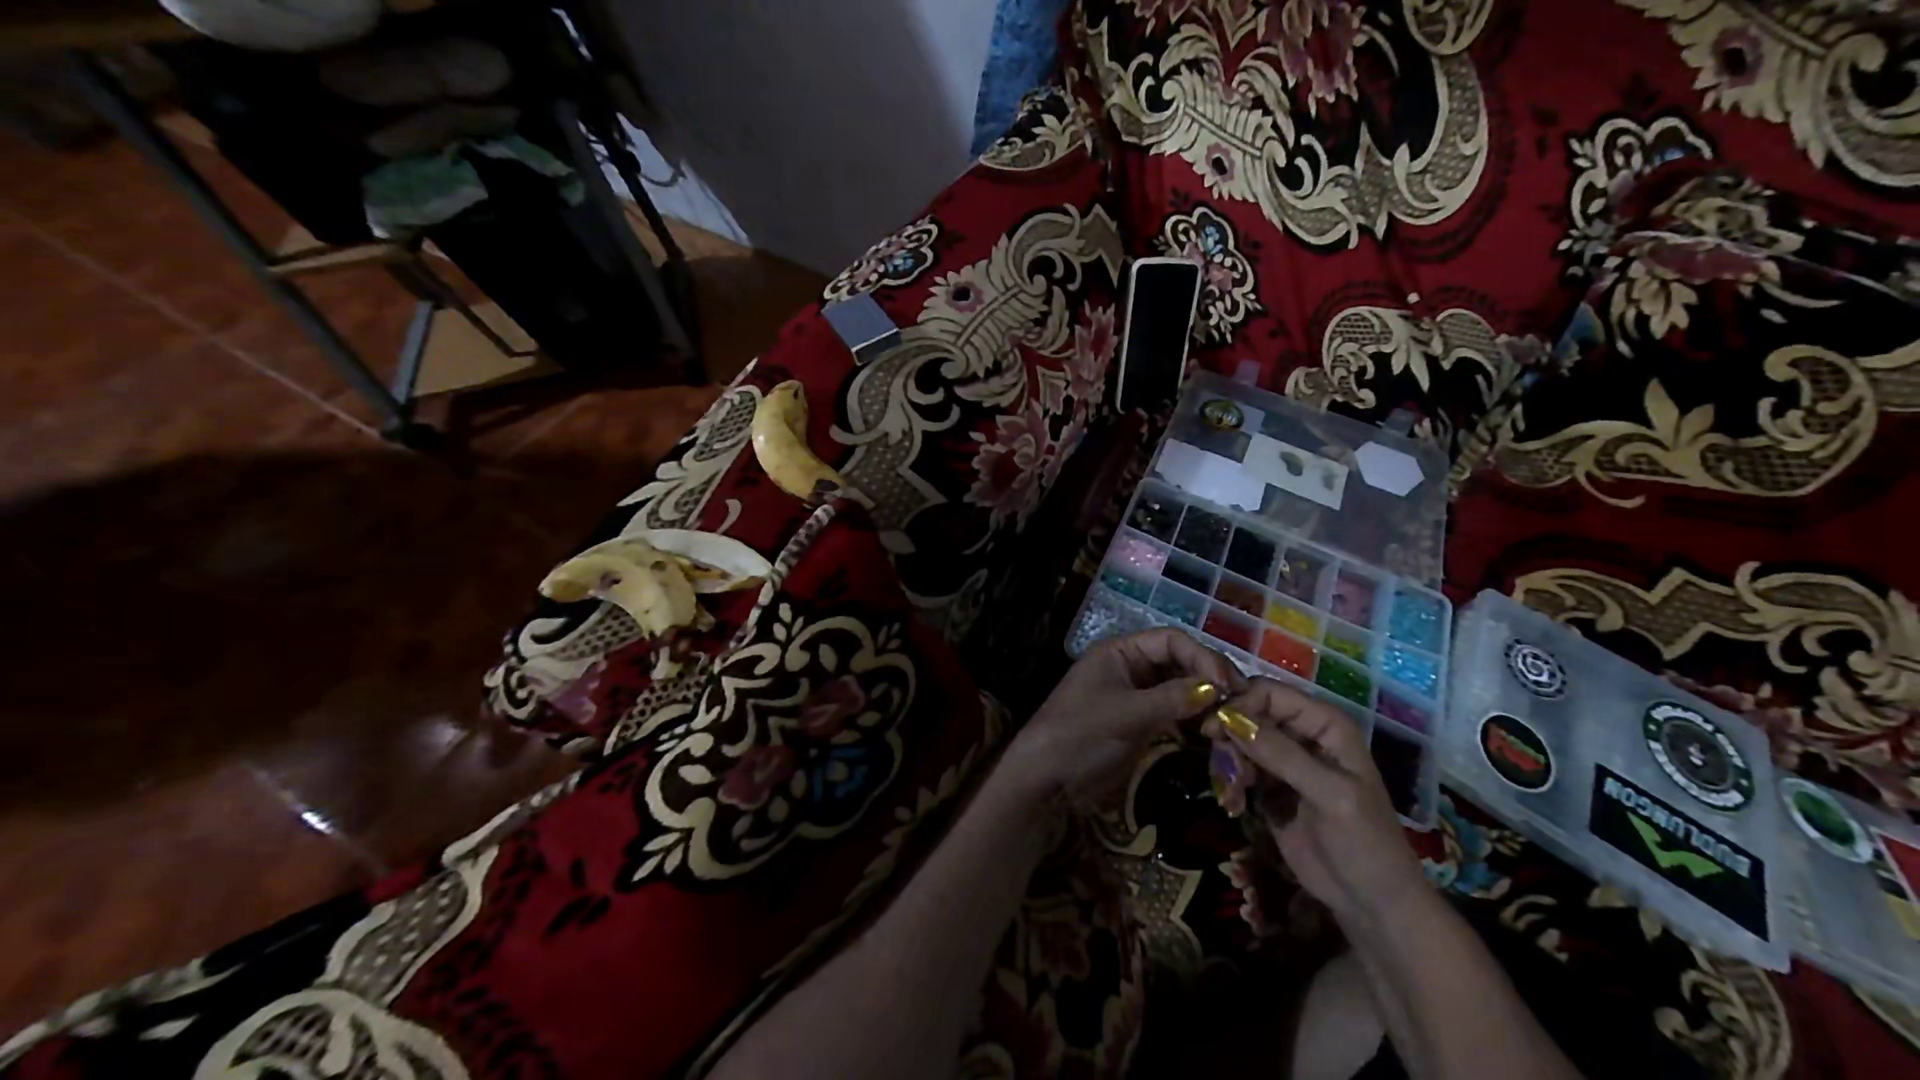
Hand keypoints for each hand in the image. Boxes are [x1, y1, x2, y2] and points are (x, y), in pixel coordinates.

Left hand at [1001, 629, 1241, 807]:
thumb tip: (1217, 689)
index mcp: (1120, 651)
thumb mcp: (1125, 714)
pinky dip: (1196, 719)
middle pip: (1181, 662)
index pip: (1171, 640)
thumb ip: (1171, 699)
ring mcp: (1137, 695)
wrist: (1046, 779)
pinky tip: (1214, 732)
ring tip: (1232, 718)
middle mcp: (1131, 667)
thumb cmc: (1078, 735)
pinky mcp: (1142, 722)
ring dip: (1206, 700)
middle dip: (1209, 677)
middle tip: (1241, 701)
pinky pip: (1176, 712)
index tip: (1228, 684)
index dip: (1202, 657)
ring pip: (1182, 688)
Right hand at [1207, 679, 1427, 923]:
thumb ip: (1282, 755)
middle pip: (1250, 713)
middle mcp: (1303, 735)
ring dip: (1228, 760)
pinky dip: (1229, 781)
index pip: (1272, 693)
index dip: (1241, 704)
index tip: (1214, 728)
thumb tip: (1230, 719)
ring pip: (1239, 740)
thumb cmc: (1365, 842)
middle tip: (1220, 762)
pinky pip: (1238, 769)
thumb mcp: (1329, 795)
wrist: (1371, 902)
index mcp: (1326, 725)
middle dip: (1229, 733)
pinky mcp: (1268, 788)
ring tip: (1231, 789)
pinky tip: (1231, 802)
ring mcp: (1284, 763)